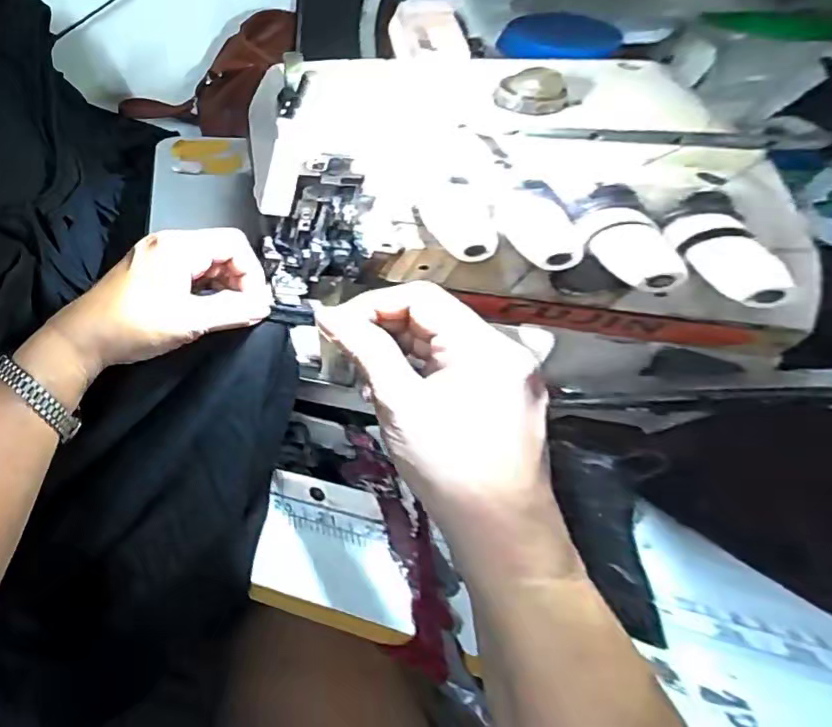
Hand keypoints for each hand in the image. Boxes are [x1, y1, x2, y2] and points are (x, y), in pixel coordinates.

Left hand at [18, 228, 271, 392]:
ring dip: (220, 285)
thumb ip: (232, 310)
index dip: (252, 273)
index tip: (255, 303)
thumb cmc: (131, 325)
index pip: (234, 243)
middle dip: (237, 279)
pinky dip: (200, 287)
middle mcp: (165, 243)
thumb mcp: (190, 321)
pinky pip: (185, 270)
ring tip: (224, 314)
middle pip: (219, 249)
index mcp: (177, 246)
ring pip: (202, 261)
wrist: (84, 336)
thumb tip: (261, 306)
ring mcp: (153, 255)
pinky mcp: (145, 270)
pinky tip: (201, 309)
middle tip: (243, 311)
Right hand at [316, 283, 560, 560]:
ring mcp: (501, 375)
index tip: (338, 325)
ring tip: (363, 374)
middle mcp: (501, 354)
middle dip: (377, 327)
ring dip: (390, 348)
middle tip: (342, 347)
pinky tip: (390, 389)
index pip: (418, 297)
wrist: (500, 532)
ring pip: (432, 338)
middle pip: (425, 314)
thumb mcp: (398, 400)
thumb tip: (330, 315)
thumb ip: (363, 348)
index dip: (370, 305)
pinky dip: (411, 366)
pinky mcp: (494, 394)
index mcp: (486, 348)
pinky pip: (443, 362)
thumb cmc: (453, 470)